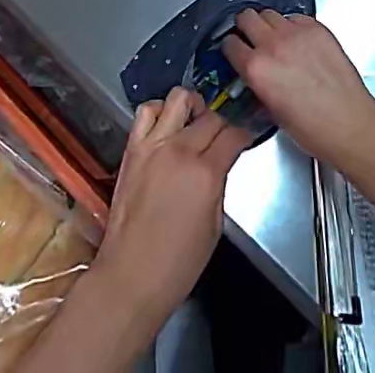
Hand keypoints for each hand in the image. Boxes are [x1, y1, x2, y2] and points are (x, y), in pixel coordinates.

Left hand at [88, 88, 250, 328]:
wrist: (130, 275)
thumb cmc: (177, 263)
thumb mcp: (215, 225)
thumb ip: (219, 184)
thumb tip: (221, 164)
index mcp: (206, 173)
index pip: (232, 135)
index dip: (242, 136)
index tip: (243, 140)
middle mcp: (180, 151)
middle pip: (210, 117)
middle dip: (222, 125)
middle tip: (221, 138)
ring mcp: (153, 146)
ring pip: (178, 99)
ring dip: (191, 106)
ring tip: (194, 121)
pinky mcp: (132, 149)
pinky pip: (146, 111)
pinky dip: (159, 110)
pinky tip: (166, 125)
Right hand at [222, 10, 374, 162]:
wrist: (350, 125)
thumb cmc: (313, 128)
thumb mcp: (271, 111)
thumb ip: (257, 85)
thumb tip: (254, 75)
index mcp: (256, 68)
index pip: (230, 43)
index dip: (231, 47)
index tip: (234, 49)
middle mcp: (273, 45)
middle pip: (246, 17)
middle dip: (245, 26)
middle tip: (250, 36)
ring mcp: (296, 34)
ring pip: (270, 13)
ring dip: (268, 24)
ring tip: (275, 37)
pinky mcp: (318, 29)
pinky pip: (296, 17)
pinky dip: (292, 25)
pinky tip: (298, 40)